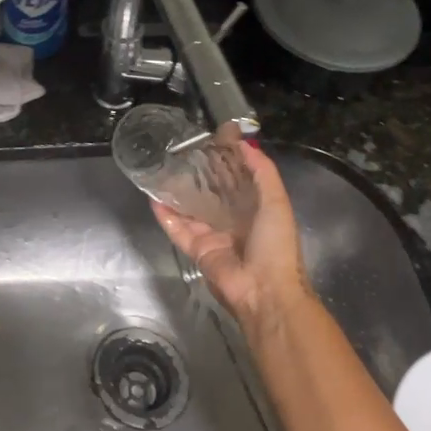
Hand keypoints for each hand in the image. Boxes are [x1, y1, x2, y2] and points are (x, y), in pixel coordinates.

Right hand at [150, 142, 310, 330]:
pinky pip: (177, 229)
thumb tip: (244, 143)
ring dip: (177, 193)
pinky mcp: (196, 250)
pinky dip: (165, 215)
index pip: (236, 181)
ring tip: (161, 170)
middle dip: (197, 175)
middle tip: (179, 152)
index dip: (224, 161)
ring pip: (190, 210)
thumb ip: (263, 172)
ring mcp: (213, 237)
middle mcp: (233, 222)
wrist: (265, 291)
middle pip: (211, 194)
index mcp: (255, 210)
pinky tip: (153, 196)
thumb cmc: (275, 244)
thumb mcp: (277, 202)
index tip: (210, 140)